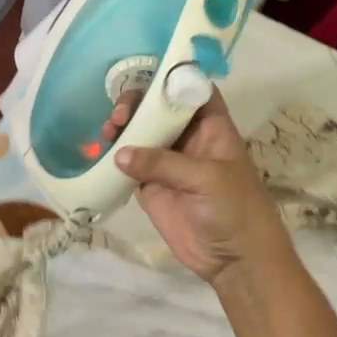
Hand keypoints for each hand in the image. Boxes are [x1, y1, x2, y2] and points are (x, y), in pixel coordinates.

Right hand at [111, 89, 288, 282]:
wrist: (236, 260)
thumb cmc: (235, 210)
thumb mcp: (207, 179)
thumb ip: (164, 163)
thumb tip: (119, 154)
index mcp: (211, 128)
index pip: (192, 90)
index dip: (172, 77)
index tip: (145, 76)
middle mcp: (187, 138)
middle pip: (158, 107)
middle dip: (136, 103)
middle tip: (119, 116)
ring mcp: (167, 161)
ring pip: (139, 132)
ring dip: (122, 127)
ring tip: (108, 132)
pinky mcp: (150, 185)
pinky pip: (127, 162)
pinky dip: (112, 154)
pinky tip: (100, 151)